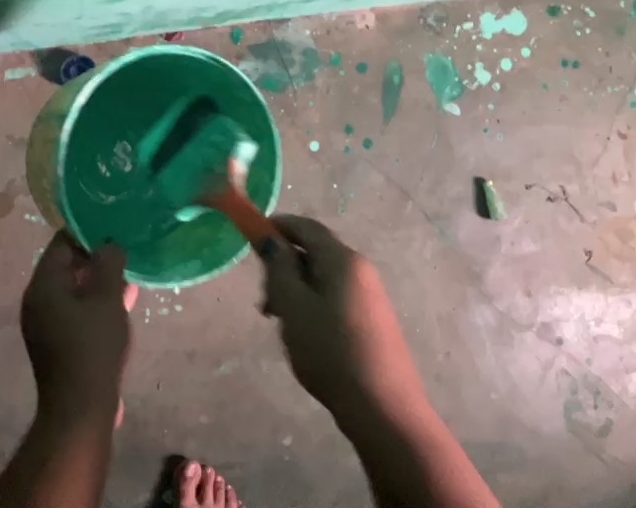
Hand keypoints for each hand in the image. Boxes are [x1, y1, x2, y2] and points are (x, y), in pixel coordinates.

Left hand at [21, 232, 135, 422]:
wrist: (80, 409)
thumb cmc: (93, 346)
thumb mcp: (107, 298)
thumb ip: (108, 263)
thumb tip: (109, 244)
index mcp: (42, 284)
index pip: (61, 243)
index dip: (87, 231)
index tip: (113, 226)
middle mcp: (36, 300)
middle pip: (65, 266)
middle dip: (95, 257)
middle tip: (124, 250)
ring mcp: (43, 324)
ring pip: (72, 290)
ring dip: (98, 281)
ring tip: (127, 275)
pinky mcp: (55, 343)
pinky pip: (74, 310)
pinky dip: (94, 302)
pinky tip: (121, 303)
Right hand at [259, 215, 424, 415]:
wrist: (383, 408)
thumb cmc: (331, 352)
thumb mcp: (294, 307)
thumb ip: (279, 268)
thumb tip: (272, 238)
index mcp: (343, 259)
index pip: (307, 227)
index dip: (278, 226)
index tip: (252, 238)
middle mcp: (360, 269)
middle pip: (315, 252)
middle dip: (284, 267)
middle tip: (264, 299)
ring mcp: (369, 296)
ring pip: (323, 279)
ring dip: (296, 291)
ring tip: (280, 324)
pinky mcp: (372, 321)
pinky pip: (334, 299)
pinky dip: (312, 306)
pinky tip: (304, 337)